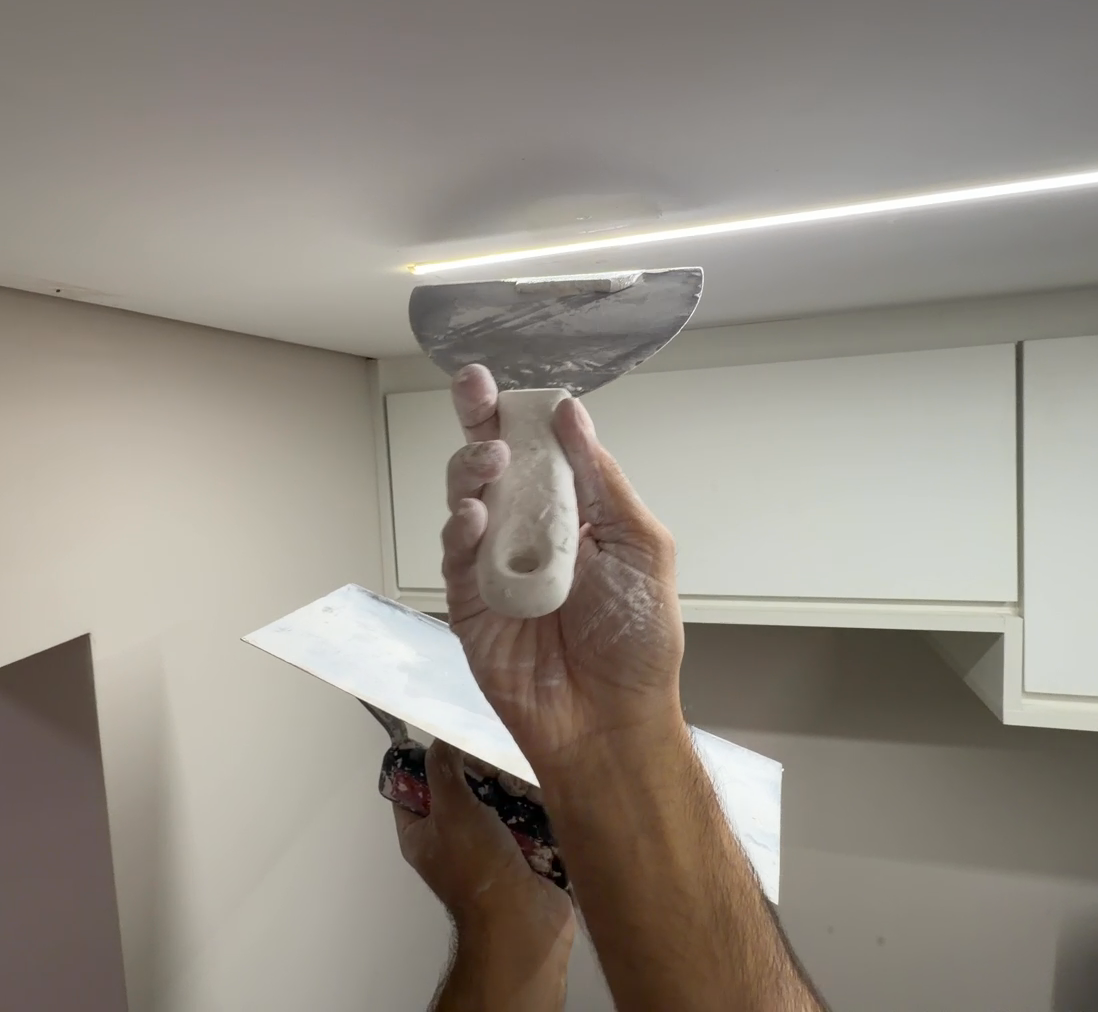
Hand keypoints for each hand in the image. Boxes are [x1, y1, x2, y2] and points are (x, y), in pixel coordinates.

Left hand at [395, 741, 572, 942]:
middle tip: (489, 762)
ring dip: (507, 784)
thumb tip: (442, 736)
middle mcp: (450, 835)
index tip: (446, 735)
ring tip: (517, 780)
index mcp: (420, 832)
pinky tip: (536, 792)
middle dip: (476, 770)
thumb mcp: (451, 808)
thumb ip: (443, 766)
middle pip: (459, 783)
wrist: (525, 920)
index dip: (422, 759)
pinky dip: (529, 800)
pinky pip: (522, 810)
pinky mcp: (520, 846)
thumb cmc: (477, 865)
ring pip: (494, 793)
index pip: (410, 785)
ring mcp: (487, 841)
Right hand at [442, 364, 686, 769]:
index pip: (537, 449)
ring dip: (471, 472)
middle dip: (477, 422)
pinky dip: (460, 531)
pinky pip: (456, 557)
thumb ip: (603, 481)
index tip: (502, 380)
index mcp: (569, 511)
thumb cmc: (637, 636)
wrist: (610, 719)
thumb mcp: (641, 546)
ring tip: (491, 459)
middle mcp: (525, 528)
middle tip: (472, 388)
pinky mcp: (468, 600)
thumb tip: (572, 414)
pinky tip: (473, 516)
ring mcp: (492, 564)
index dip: (517, 413)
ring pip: (465, 501)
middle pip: (490, 464)